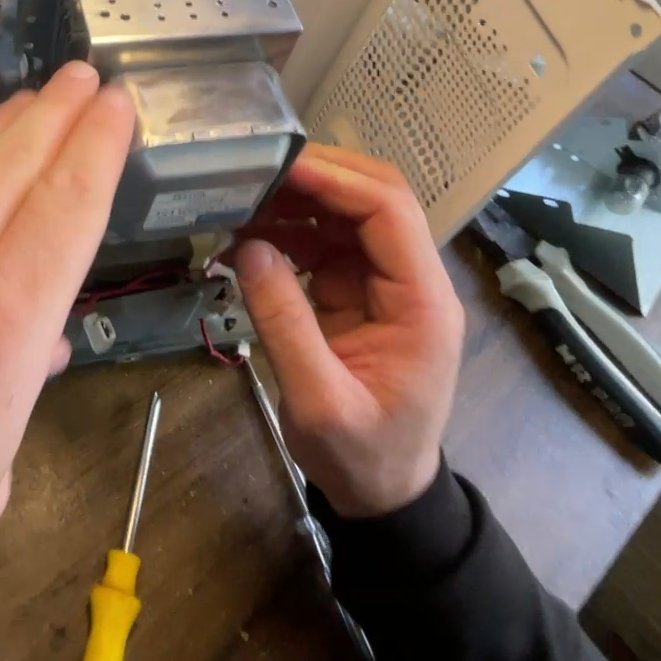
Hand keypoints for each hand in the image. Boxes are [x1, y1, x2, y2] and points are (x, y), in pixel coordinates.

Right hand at [234, 145, 465, 518]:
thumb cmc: (362, 456)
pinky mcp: (357, 293)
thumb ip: (284, 323)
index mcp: (422, 302)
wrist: (383, 494)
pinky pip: (324, 244)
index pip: (388, 211)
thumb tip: (249, 247)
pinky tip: (246, 238)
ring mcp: (384, 284)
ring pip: (345, 215)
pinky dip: (286, 233)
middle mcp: (411, 280)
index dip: (335, 180)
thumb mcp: (319, 400)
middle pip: (372, 199)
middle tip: (252, 172)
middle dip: (315, 178)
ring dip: (295, 203)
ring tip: (239, 202)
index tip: (278, 166)